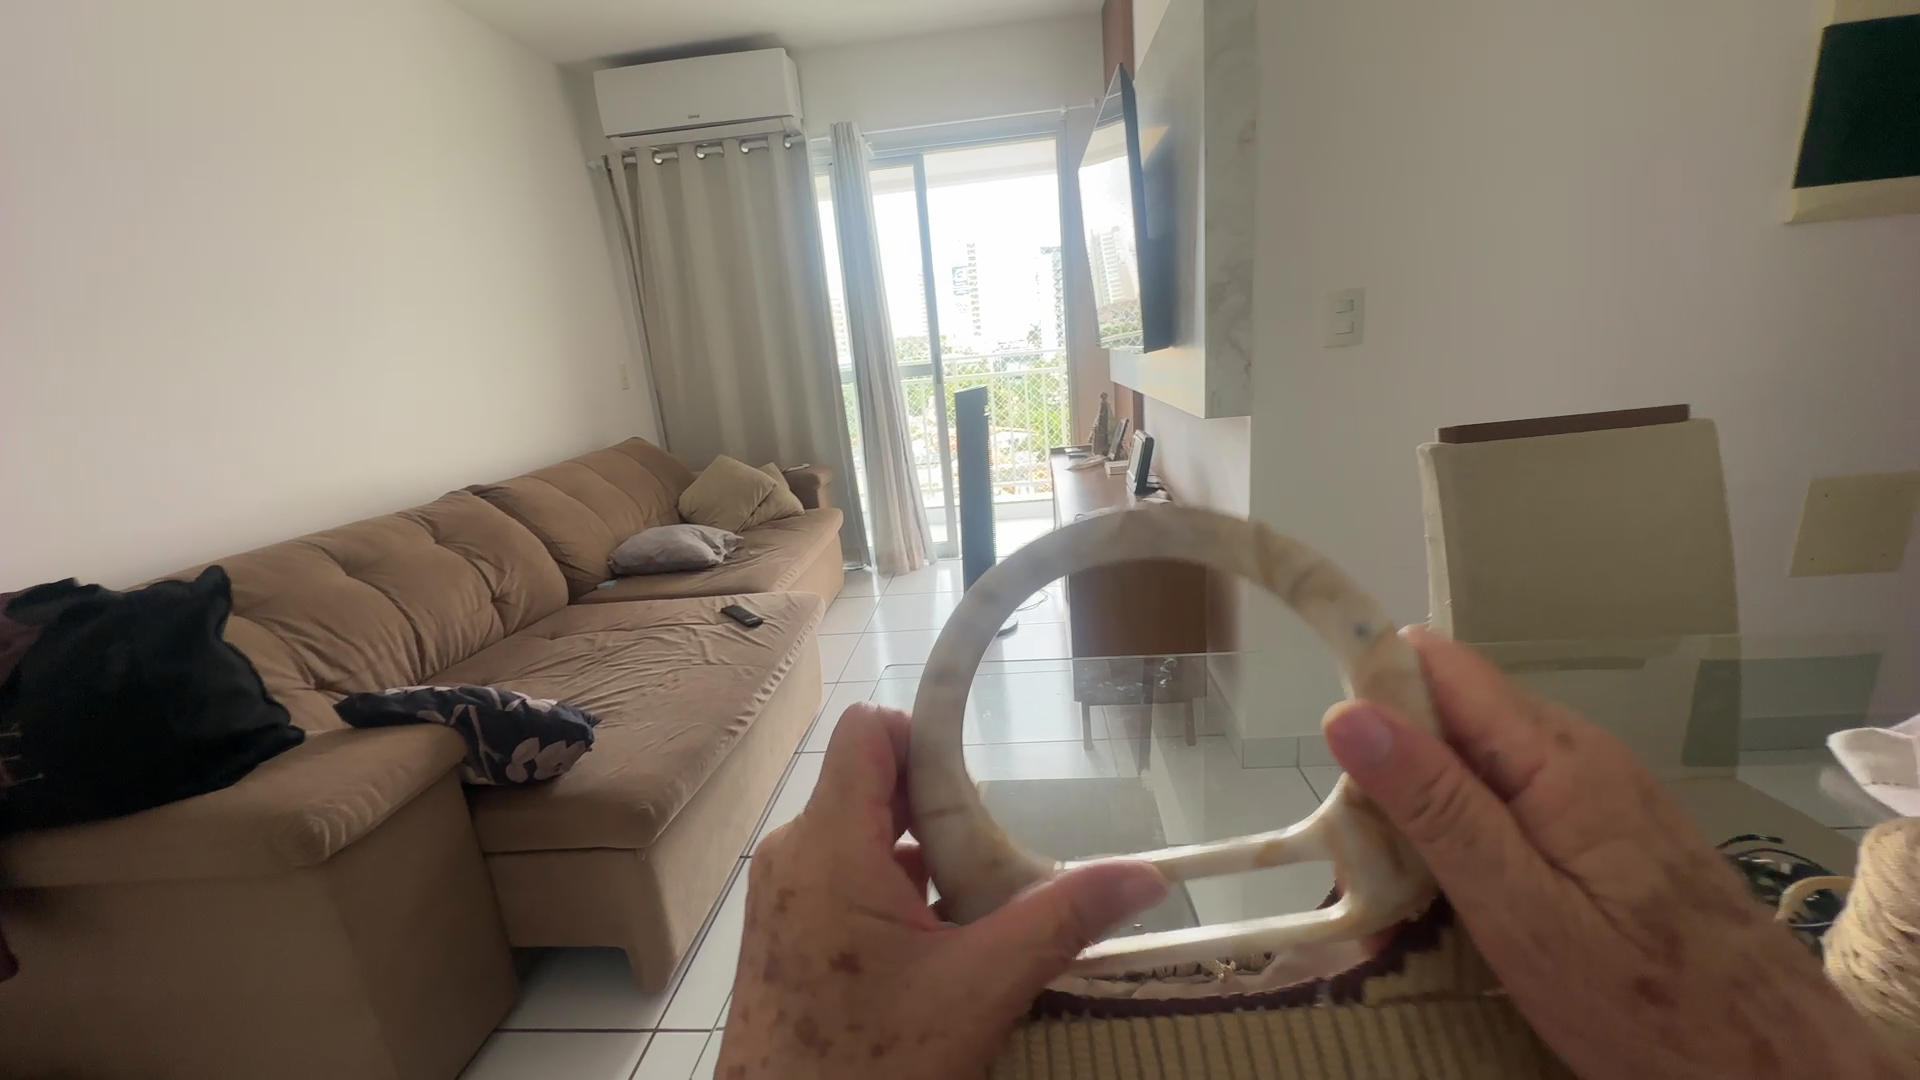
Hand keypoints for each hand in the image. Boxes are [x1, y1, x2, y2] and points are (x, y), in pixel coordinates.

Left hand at [716, 704, 1167, 1079]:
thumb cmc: (872, 1068)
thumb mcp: (978, 989)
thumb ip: (1061, 919)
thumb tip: (1146, 877)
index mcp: (832, 843)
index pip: (866, 729)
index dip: (921, 732)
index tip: (972, 778)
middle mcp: (797, 848)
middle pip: (871, 775)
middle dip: (935, 800)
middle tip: (986, 852)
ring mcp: (785, 886)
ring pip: (860, 823)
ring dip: (917, 845)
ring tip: (966, 899)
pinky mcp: (785, 920)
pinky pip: (842, 863)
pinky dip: (889, 877)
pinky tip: (930, 934)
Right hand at [1323, 627, 1899, 1079]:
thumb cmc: (1648, 1007)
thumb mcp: (1519, 909)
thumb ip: (1434, 804)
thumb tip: (1346, 713)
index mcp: (1552, 754)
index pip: (1432, 662)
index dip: (1372, 682)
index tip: (1336, 750)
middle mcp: (1569, 746)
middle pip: (1442, 705)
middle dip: (1387, 757)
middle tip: (1370, 846)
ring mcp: (1584, 780)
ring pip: (1461, 748)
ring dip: (1414, 796)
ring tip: (1403, 877)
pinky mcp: (1588, 814)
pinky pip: (1494, 785)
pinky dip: (1453, 820)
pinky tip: (1452, 881)